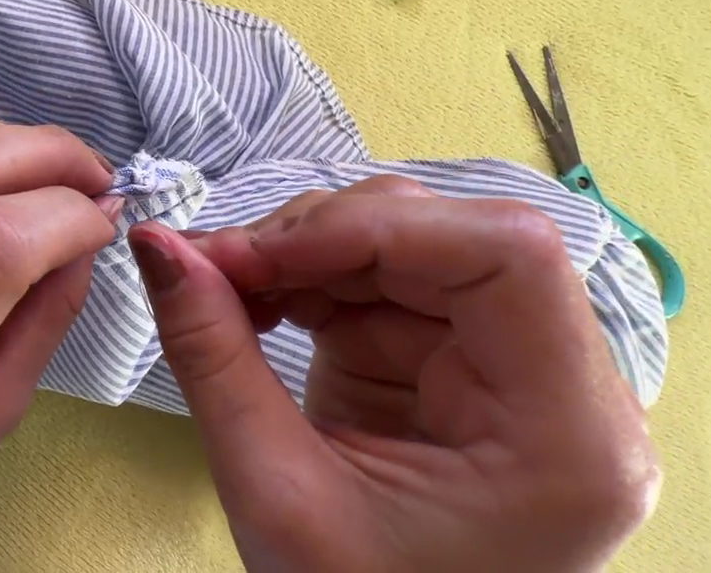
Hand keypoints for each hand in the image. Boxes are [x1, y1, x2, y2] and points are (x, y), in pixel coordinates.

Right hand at [127, 176, 660, 572]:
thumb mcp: (268, 485)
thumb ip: (208, 350)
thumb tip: (148, 237)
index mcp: (562, 431)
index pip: (503, 254)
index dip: (375, 226)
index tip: (259, 254)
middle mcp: (552, 380)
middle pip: (441, 235)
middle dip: (314, 235)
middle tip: (214, 265)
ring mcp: (495, 362)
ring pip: (396, 240)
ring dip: (294, 248)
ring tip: (218, 284)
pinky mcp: (439, 355)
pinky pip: (365, 273)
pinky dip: (294, 272)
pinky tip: (247, 301)